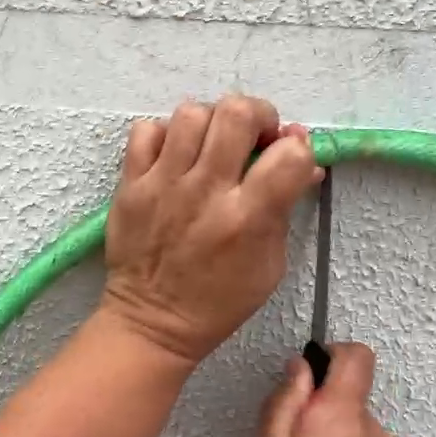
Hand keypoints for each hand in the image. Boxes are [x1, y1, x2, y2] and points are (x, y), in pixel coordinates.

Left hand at [97, 95, 323, 364]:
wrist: (152, 322)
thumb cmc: (218, 300)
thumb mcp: (270, 264)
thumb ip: (285, 206)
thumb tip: (305, 160)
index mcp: (247, 218)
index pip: (288, 154)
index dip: (297, 147)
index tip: (288, 158)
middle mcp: (204, 193)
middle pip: (236, 113)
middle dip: (256, 116)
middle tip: (252, 138)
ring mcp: (162, 185)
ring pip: (190, 114)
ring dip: (210, 122)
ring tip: (211, 145)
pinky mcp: (130, 185)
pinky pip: (145, 131)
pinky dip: (164, 135)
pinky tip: (174, 156)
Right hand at [249, 344, 403, 436]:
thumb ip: (283, 404)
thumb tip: (298, 367)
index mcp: (342, 418)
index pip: (356, 354)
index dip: (327, 353)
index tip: (299, 379)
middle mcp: (371, 432)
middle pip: (346, 389)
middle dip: (313, 403)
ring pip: (347, 421)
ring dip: (321, 434)